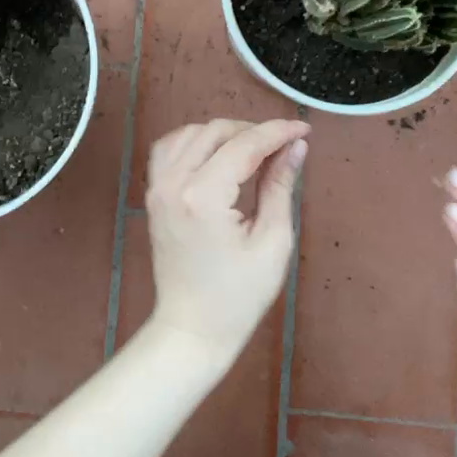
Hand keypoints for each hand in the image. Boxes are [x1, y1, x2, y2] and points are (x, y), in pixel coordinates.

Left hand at [144, 119, 310, 358]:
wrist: (193, 327)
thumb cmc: (239, 295)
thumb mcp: (272, 241)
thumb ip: (280, 186)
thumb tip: (295, 147)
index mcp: (204, 197)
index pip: (244, 145)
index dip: (277, 132)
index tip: (304, 130)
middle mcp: (174, 183)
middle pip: (214, 132)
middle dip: (253, 131)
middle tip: (283, 145)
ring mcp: (157, 187)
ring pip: (189, 133)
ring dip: (223, 133)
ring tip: (255, 149)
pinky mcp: (153, 194)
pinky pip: (168, 149)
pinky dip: (194, 141)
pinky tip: (217, 153)